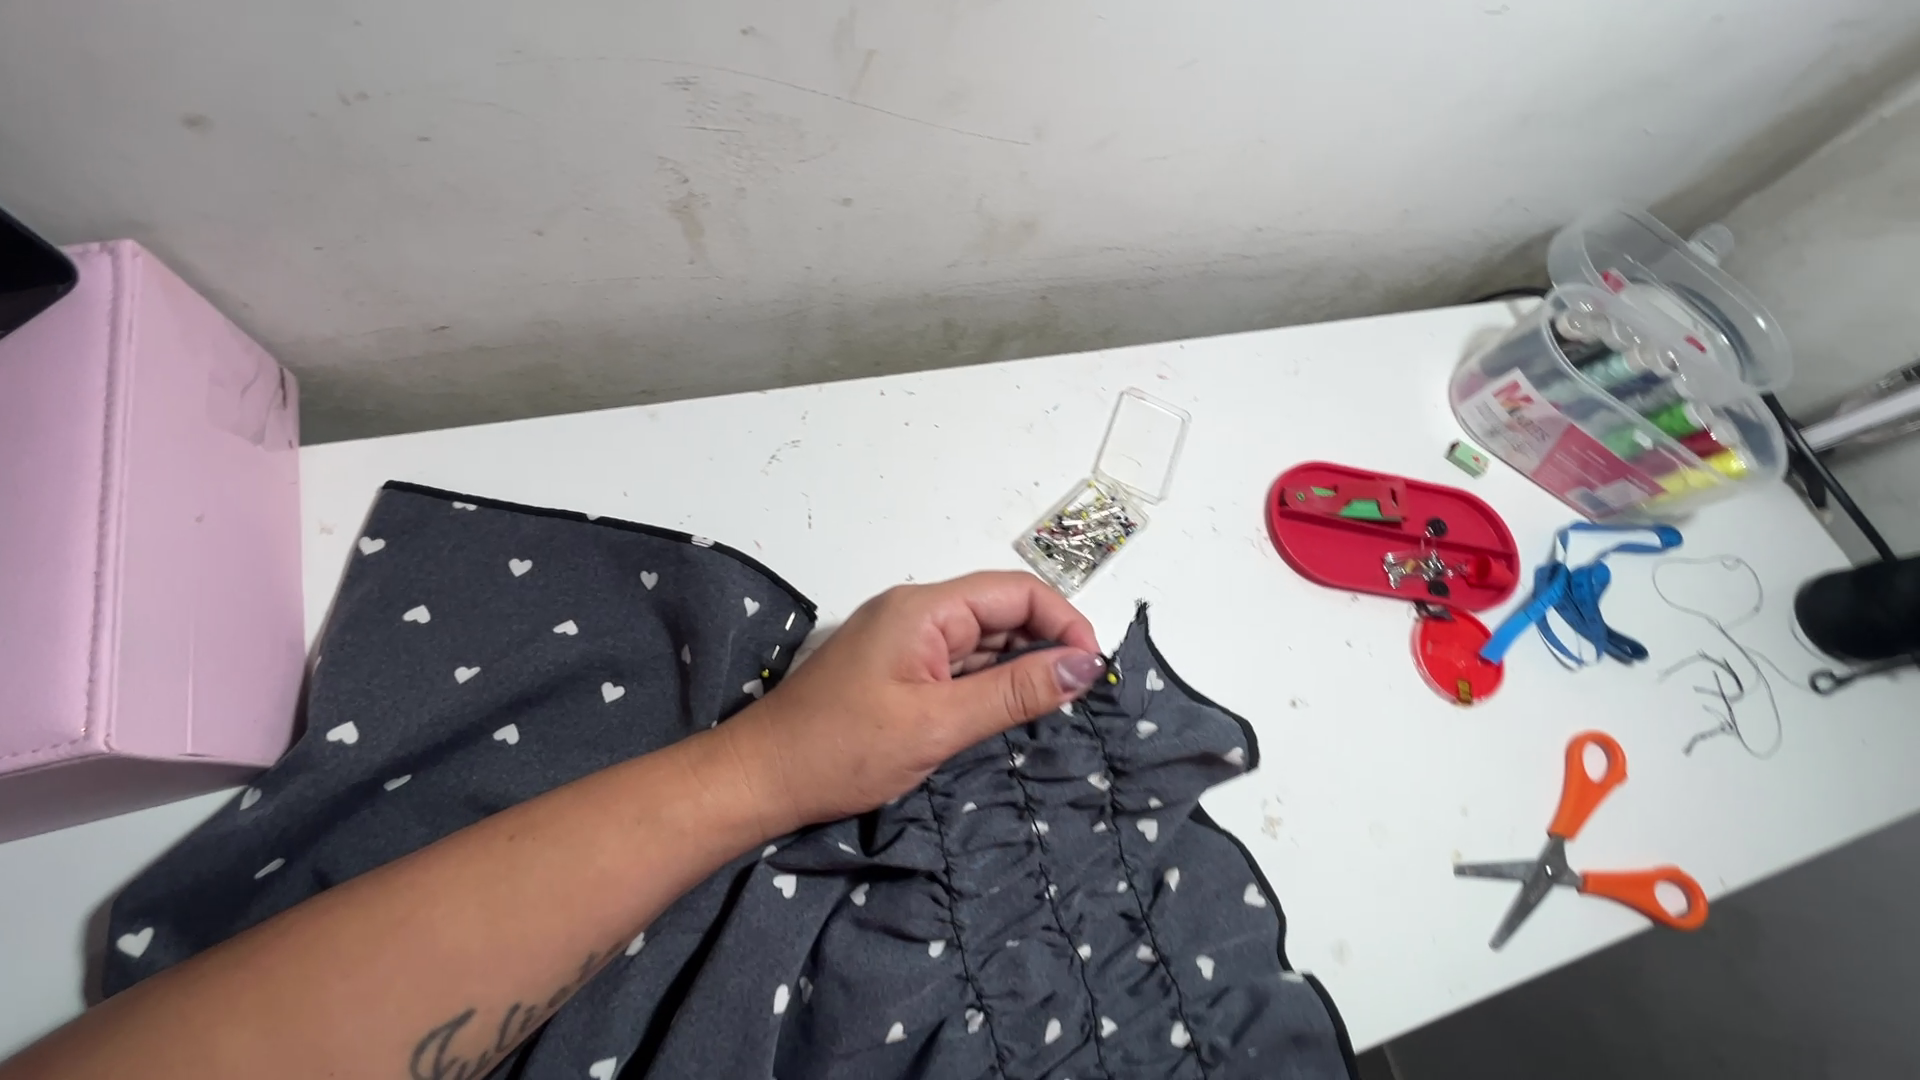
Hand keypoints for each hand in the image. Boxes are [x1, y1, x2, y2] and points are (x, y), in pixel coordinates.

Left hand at [711, 571, 1104, 836]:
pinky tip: (1006, 708)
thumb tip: (1085, 666)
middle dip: (1045, 644)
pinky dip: (987, 681)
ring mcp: (905, 639)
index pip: (1015, 591)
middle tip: (1075, 696)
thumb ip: (1014, 692)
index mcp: (925, 609)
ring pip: (982, 638)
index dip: (1063, 621)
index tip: (1090, 670)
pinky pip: (958, 662)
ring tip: (1049, 706)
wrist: (761, 777)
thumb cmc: (842, 749)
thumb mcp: (939, 724)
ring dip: (1018, 666)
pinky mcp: (898, 667)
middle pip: (1001, 610)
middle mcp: (917, 612)